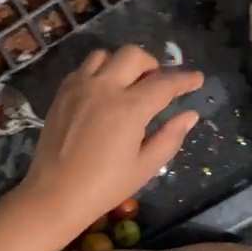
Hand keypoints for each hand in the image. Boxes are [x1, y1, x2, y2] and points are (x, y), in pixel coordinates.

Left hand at [16, 45, 203, 231]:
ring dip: (122, 64)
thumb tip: (189, 115)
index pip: (164, 83)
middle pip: (133, 56)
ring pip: (105, 55)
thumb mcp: (144, 167)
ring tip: (127, 85)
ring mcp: (79, 88)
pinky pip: (83, 68)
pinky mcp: (61, 94)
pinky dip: (98, 72)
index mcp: (129, 109)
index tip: (196, 79)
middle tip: (157, 84)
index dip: (184, 79)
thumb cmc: (104, 186)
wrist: (55, 195)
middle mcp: (104, 89)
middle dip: (152, 65)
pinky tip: (102, 93)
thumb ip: (169, 137)